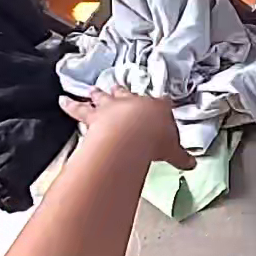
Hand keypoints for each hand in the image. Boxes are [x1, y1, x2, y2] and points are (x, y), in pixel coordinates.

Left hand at [61, 89, 194, 168]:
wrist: (134, 135)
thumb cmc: (157, 139)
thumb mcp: (175, 151)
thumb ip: (182, 157)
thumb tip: (193, 165)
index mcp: (158, 107)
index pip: (163, 103)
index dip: (163, 104)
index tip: (163, 104)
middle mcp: (134, 102)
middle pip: (128, 94)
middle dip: (124, 92)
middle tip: (119, 89)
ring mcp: (113, 106)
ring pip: (103, 97)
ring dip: (98, 94)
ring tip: (92, 90)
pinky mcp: (94, 115)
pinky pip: (79, 108)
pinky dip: (70, 104)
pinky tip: (62, 99)